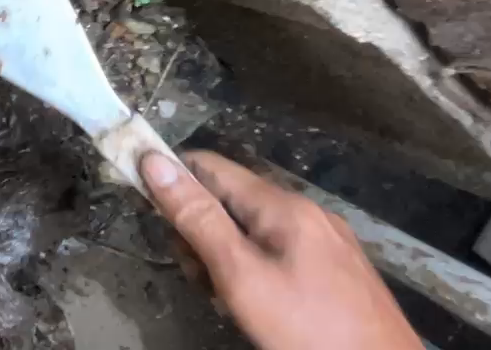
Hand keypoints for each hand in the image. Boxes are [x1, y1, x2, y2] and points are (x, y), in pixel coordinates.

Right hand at [141, 150, 418, 349]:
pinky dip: (254, 266)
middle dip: (199, 228)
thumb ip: (195, 215)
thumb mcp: (240, 275)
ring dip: (224, 251)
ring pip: (250, 227)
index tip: (150, 212)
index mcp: (284, 206)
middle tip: (198, 271)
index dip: (170, 180)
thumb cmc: (309, 332)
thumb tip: (151, 158)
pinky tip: (258, 301)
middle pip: (226, 198)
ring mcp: (328, 243)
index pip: (205, 164)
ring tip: (227, 294)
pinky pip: (277, 250)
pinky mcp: (339, 271)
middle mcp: (308, 213)